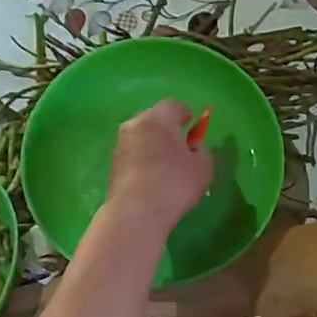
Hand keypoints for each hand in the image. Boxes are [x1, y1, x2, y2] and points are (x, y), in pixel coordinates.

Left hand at [107, 98, 213, 230]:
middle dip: (166, 128)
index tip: (192, 126)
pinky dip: (142, 160)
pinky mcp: (113, 164)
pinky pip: (132, 154)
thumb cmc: (175, 184)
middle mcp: (136, 124)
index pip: (173, 105)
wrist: (136, 212)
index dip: (184, 114)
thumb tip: (194, 147)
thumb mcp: (203, 168)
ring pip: (141, 137)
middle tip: (179, 147)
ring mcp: (121, 144)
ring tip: (164, 166)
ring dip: (152, 145)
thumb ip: (202, 151)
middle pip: (153, 118)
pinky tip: (151, 179)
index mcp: (159, 119)